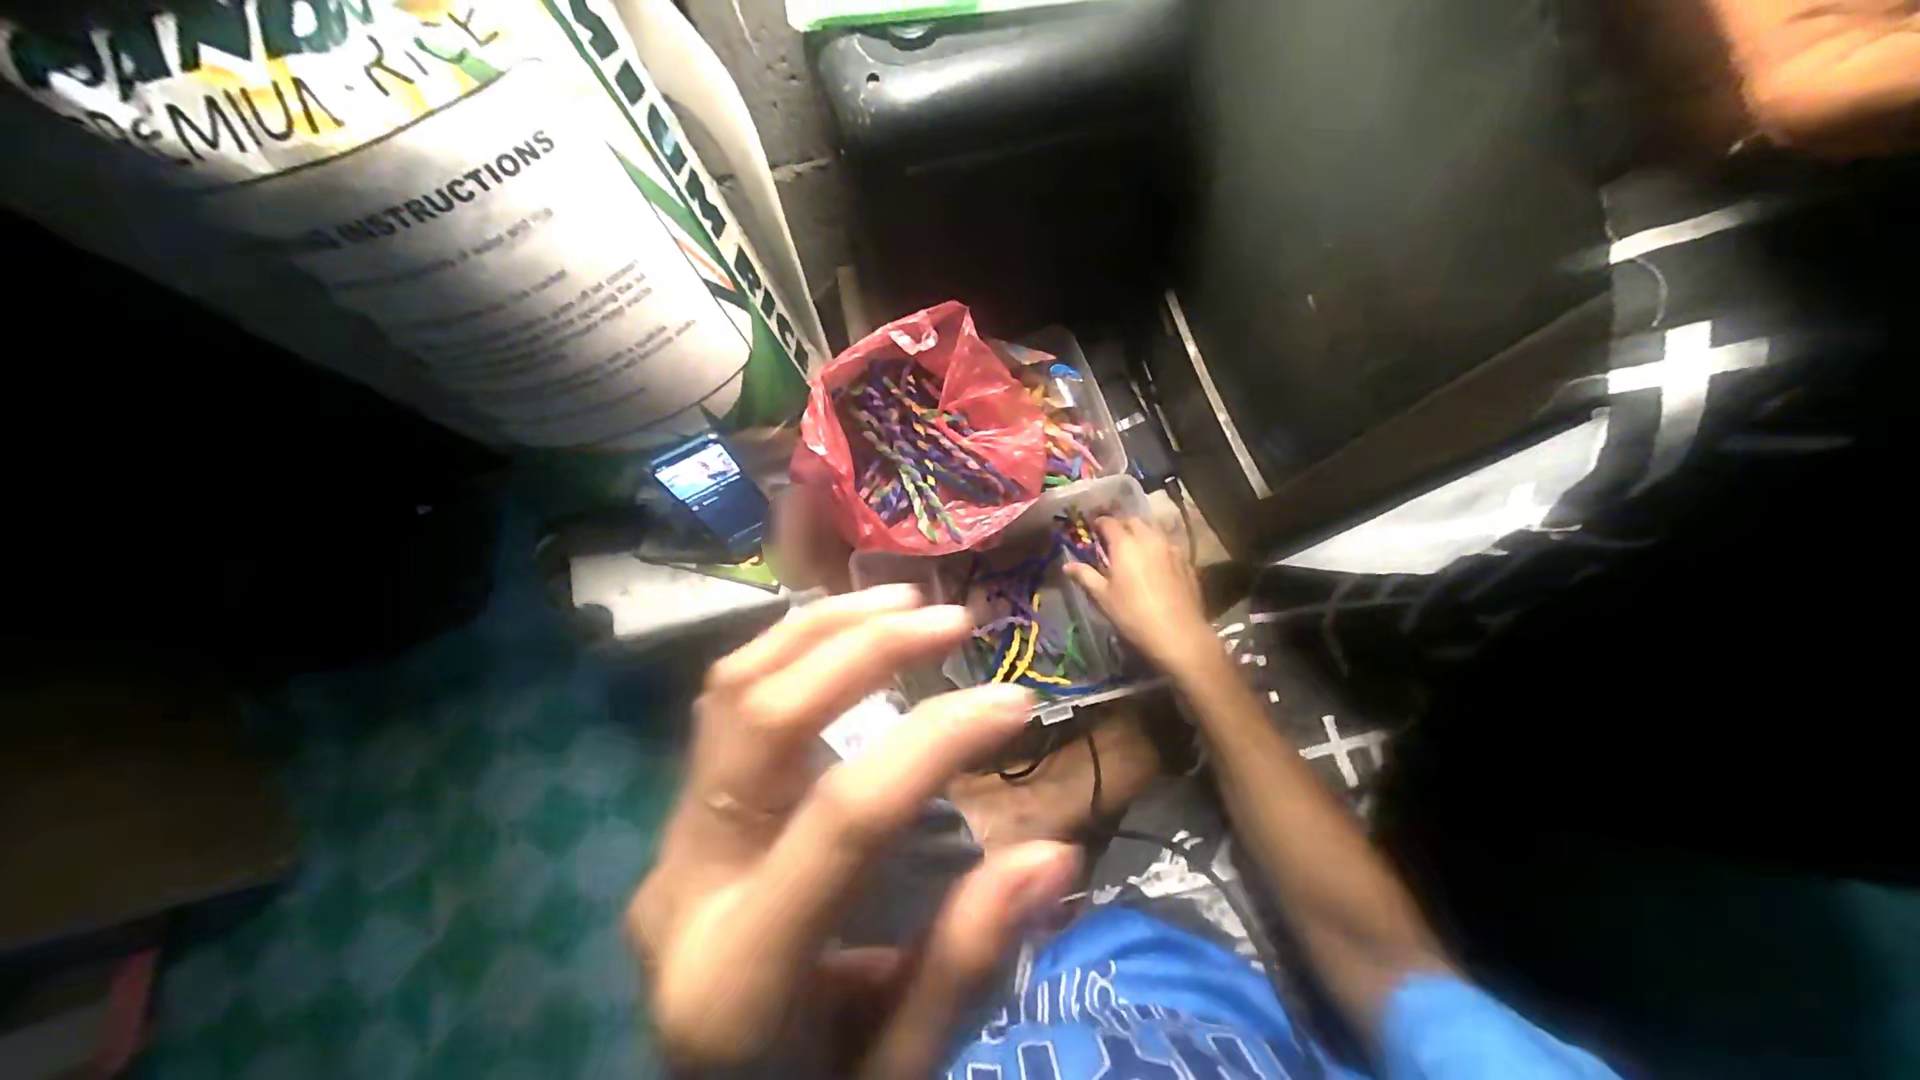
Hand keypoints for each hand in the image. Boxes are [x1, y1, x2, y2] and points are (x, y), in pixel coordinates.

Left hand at [628, 585, 1079, 1076]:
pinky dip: (789, 651)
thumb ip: (966, 960)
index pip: (844, 817)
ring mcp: (670, 841)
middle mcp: (683, 885)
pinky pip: (725, 708)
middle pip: (763, 722)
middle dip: (864, 650)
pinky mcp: (679, 818)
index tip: (1016, 702)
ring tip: (902, 597)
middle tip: (953, 620)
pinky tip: (845, 630)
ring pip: (730, 693)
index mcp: (736, 975)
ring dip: (821, 628)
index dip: (935, 743)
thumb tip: (1054, 852)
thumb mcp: (899, 1063)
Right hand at [1065, 518, 1218, 678]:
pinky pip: (1168, 546)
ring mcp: (1172, 550)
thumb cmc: (1133, 614)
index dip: (1099, 523)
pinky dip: (1157, 549)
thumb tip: (1068, 565)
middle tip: (1112, 541)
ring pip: (1154, 531)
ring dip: (1141, 535)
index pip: (1109, 522)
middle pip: (1134, 522)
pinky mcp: (1187, 563)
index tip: (1093, 530)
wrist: (1178, 634)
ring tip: (1134, 552)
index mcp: (1125, 544)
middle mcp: (1150, 540)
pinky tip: (1154, 566)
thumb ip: (1085, 576)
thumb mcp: (1103, 597)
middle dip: (1121, 526)